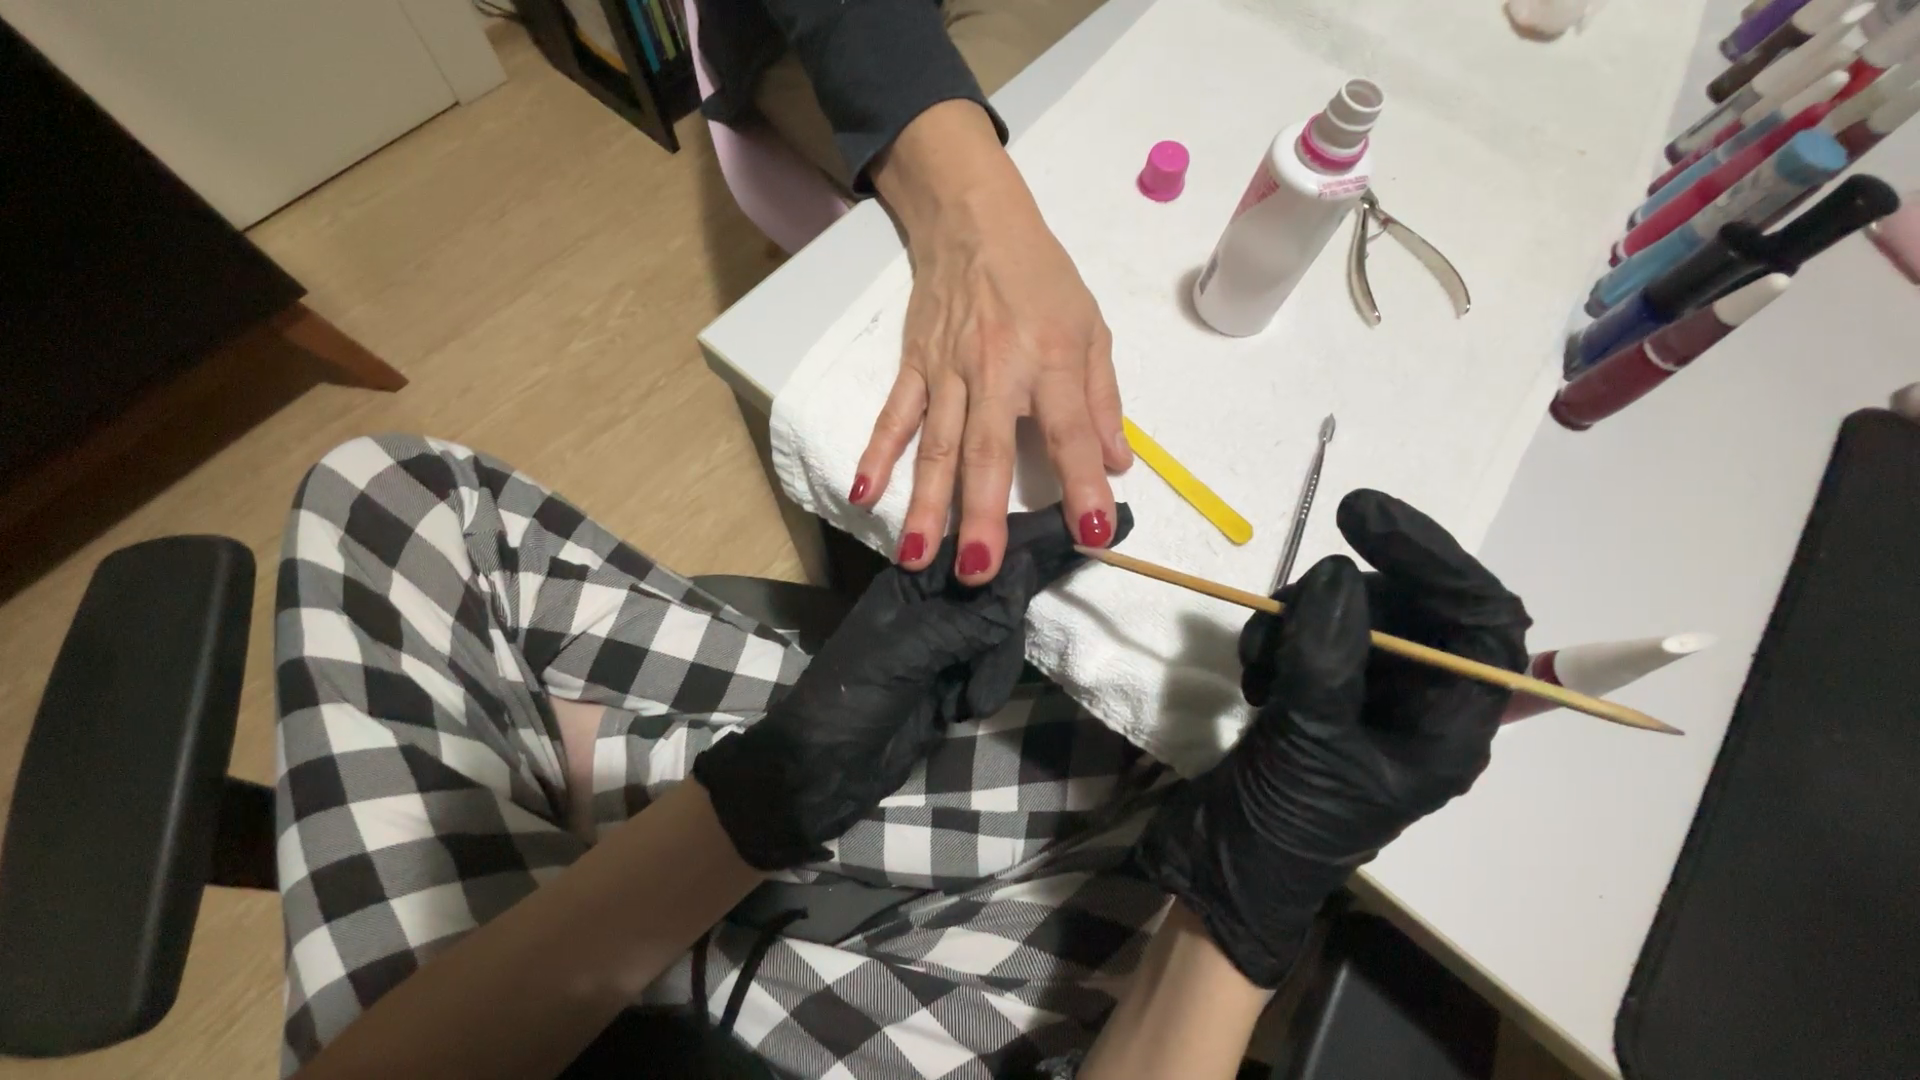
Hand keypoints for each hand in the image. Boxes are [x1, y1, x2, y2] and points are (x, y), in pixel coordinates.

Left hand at [693, 503, 1132, 869]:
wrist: (826, 768)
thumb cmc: (854, 697)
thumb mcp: (909, 651)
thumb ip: (971, 617)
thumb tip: (1024, 575)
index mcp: (915, 580)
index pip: (985, 546)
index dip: (1039, 533)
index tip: (1094, 517)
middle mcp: (937, 601)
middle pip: (1003, 584)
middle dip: (1027, 594)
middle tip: (1089, 557)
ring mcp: (950, 640)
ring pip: (1005, 634)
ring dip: (995, 667)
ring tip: (966, 698)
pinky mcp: (958, 675)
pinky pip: (996, 667)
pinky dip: (988, 687)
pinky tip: (963, 707)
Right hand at [858, 101, 1132, 582]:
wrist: (974, 221)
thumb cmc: (1042, 278)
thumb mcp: (1091, 327)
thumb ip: (1103, 400)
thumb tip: (1117, 464)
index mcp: (1051, 360)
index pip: (1071, 431)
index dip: (1084, 484)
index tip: (1094, 534)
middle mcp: (996, 370)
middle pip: (987, 450)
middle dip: (981, 513)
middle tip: (976, 570)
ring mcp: (947, 370)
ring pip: (935, 445)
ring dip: (925, 503)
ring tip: (917, 557)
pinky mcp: (914, 366)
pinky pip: (895, 415)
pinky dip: (877, 454)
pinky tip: (864, 495)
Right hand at [1136, 490, 1529, 986]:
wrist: (1222, 868)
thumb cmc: (1286, 823)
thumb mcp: (1310, 740)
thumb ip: (1328, 656)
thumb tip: (1339, 572)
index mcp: (1449, 725)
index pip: (1478, 620)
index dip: (1435, 560)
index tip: (1366, 517)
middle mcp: (1416, 701)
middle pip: (1406, 607)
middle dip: (1342, 595)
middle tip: (1283, 603)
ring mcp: (1362, 693)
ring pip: (1347, 615)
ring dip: (1294, 620)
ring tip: (1257, 658)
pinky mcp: (1313, 690)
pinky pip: (1304, 634)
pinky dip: (1274, 639)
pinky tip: (1252, 673)